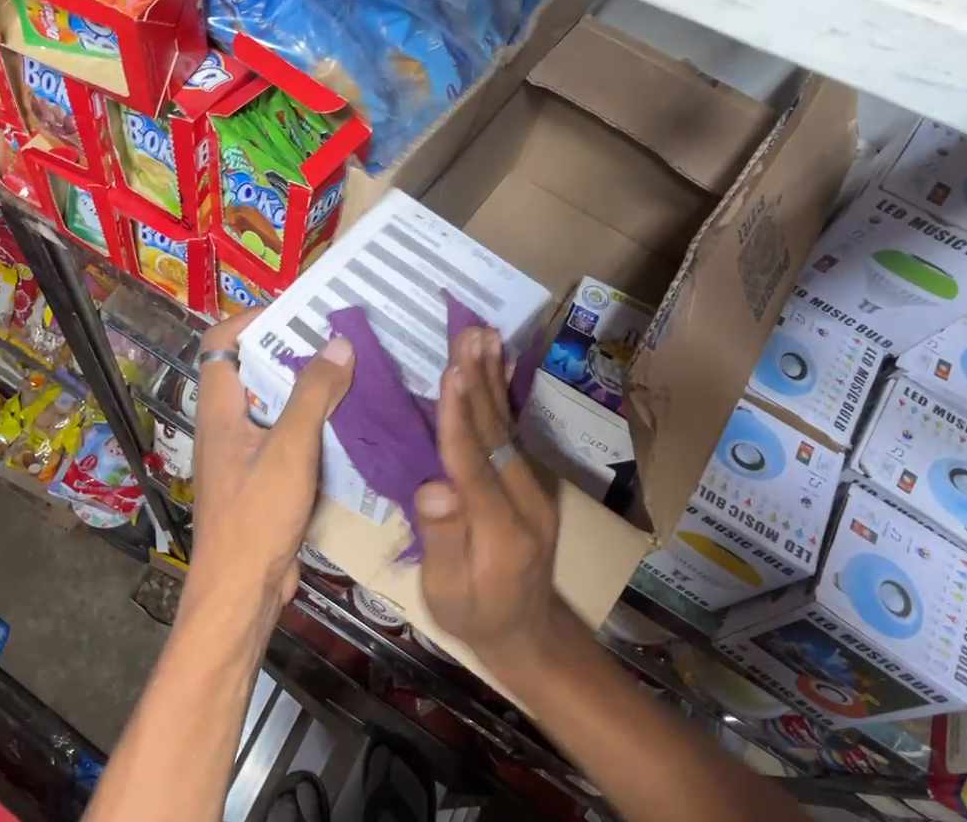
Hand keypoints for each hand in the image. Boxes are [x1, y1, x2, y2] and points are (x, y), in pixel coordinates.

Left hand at [187, 309, 354, 614]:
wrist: (241, 590)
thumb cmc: (256, 515)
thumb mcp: (289, 448)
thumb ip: (313, 395)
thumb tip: (338, 342)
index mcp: (219, 409)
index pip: (220, 344)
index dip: (251, 319)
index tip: (295, 311)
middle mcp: (226, 425)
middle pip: (253, 372)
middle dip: (291, 352)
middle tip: (337, 338)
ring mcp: (244, 455)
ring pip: (273, 407)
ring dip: (306, 390)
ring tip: (350, 372)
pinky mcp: (262, 481)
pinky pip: (286, 439)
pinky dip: (311, 426)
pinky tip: (347, 425)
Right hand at [413, 327, 571, 671]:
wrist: (528, 632)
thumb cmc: (473, 616)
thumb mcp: (446, 593)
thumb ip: (442, 540)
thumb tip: (434, 488)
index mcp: (500, 531)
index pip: (473, 466)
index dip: (459, 420)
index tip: (450, 375)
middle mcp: (524, 501)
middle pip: (496, 434)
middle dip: (478, 381)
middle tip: (467, 334)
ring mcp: (532, 488)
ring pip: (506, 426)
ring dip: (492, 377)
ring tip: (481, 334)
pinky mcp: (530, 482)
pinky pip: (513, 432)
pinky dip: (505, 394)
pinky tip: (501, 364)